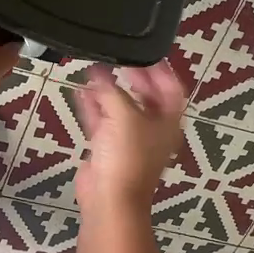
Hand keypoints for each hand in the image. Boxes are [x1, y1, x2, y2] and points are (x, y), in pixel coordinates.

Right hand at [73, 61, 185, 210]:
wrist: (109, 198)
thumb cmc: (127, 156)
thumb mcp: (124, 115)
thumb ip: (112, 90)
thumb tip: (98, 74)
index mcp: (168, 122)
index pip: (171, 88)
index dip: (161, 69)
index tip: (146, 53)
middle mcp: (151, 129)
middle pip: (145, 96)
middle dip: (131, 77)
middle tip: (117, 60)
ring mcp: (129, 139)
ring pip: (120, 107)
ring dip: (108, 90)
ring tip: (94, 70)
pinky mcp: (107, 148)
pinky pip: (101, 121)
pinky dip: (93, 106)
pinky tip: (81, 90)